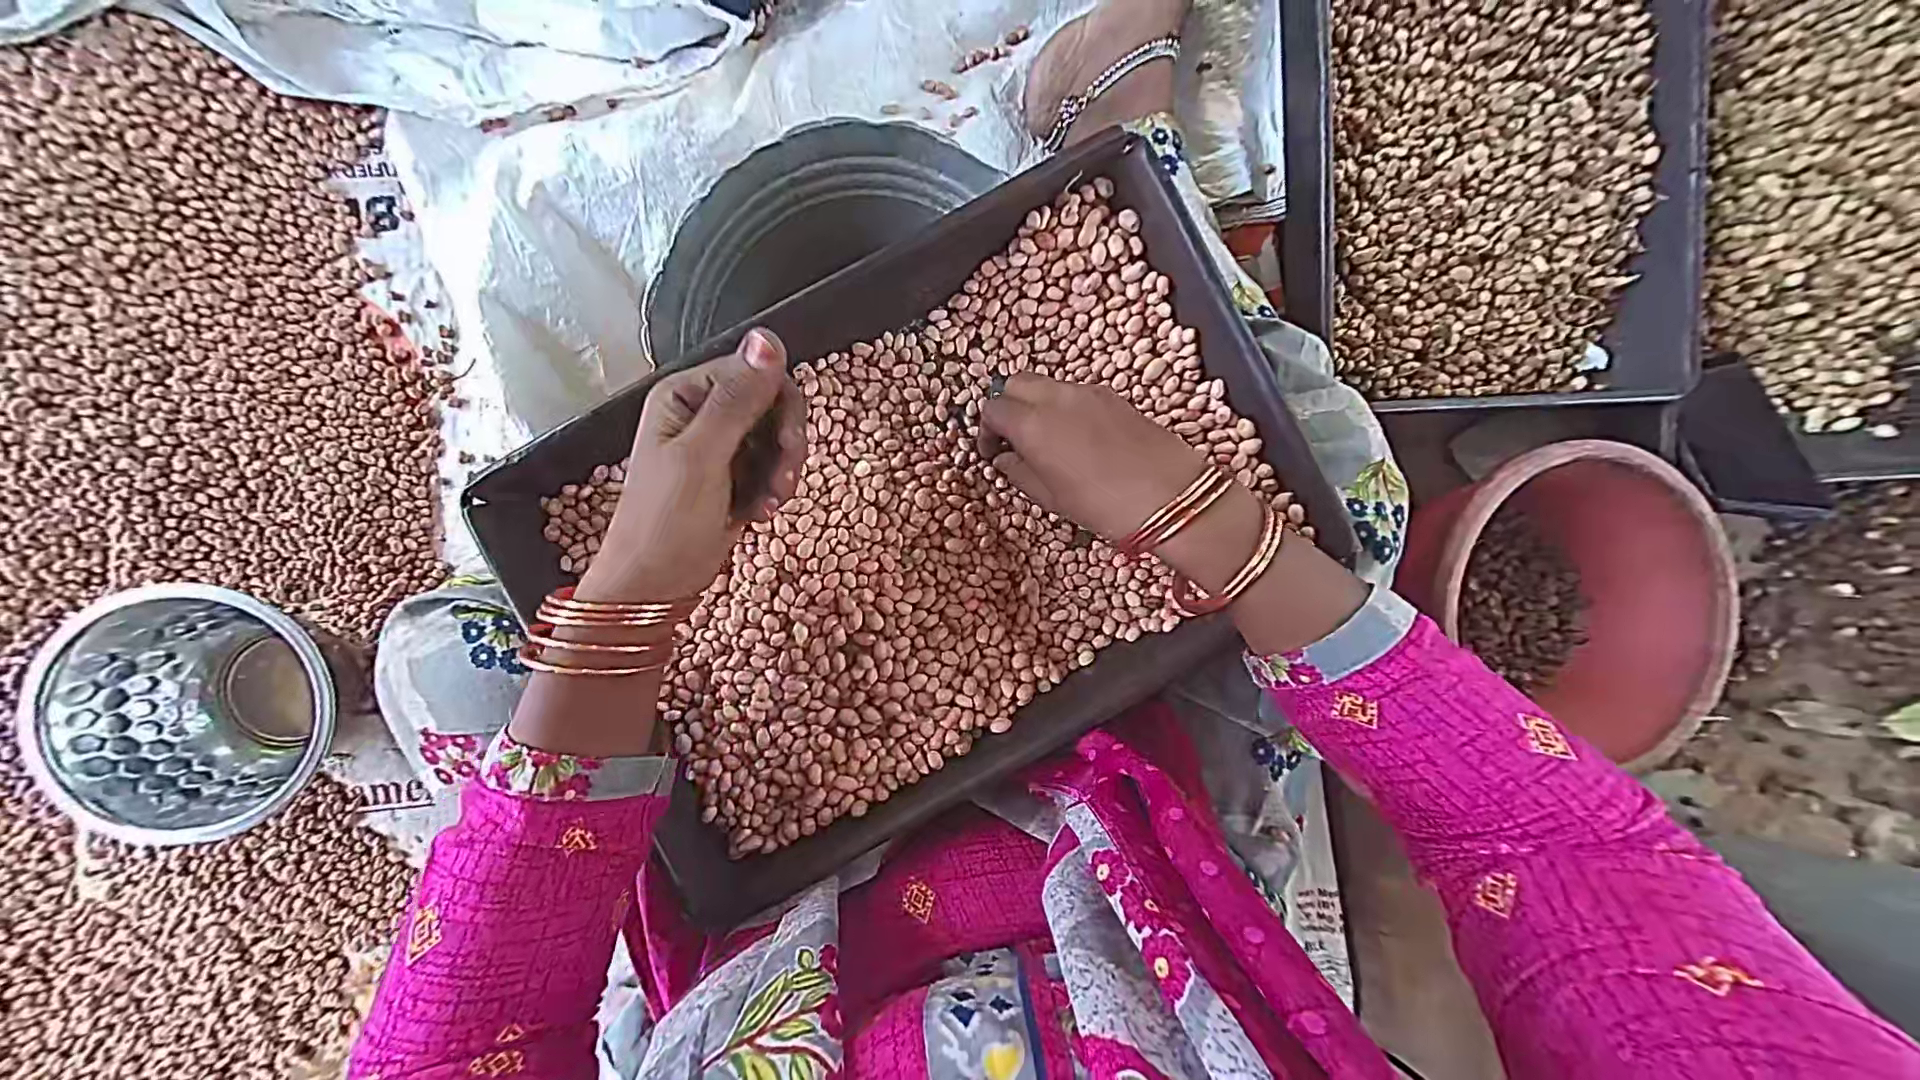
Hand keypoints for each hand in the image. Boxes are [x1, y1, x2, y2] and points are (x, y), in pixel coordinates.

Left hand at [578, 328, 806, 601]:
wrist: (656, 584)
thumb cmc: (667, 520)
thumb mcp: (703, 456)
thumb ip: (738, 399)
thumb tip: (767, 338)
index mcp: (687, 394)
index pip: (756, 372)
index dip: (781, 405)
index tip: (789, 443)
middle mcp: (705, 412)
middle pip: (774, 405)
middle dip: (786, 445)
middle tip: (784, 481)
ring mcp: (722, 446)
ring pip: (779, 439)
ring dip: (782, 473)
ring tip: (767, 505)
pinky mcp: (735, 475)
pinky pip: (773, 467)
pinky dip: (774, 489)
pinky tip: (760, 513)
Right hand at [978, 374, 1215, 539]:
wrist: (1171, 496)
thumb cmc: (1103, 505)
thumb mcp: (1050, 497)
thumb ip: (1018, 472)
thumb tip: (1004, 460)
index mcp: (1033, 424)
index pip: (993, 409)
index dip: (986, 431)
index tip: (992, 453)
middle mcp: (1056, 398)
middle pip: (1014, 383)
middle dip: (1007, 407)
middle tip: (1012, 439)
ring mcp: (1087, 392)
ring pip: (1045, 384)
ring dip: (1034, 404)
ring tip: (1045, 440)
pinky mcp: (1112, 396)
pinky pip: (1073, 392)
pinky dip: (1061, 406)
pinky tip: (1075, 438)